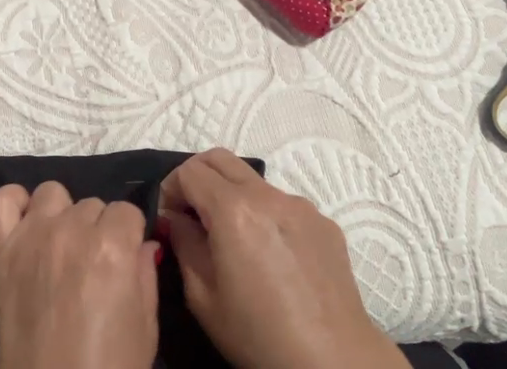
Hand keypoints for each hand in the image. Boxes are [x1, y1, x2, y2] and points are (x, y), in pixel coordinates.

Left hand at [0, 181, 160, 368]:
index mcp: (112, 245)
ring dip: (61, 214)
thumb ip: (145, 275)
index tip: (125, 258)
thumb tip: (143, 244)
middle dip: (98, 229)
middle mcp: (72, 229)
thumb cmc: (110, 366)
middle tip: (93, 265)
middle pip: (91, 204)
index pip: (127, 211)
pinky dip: (13, 204)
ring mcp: (32, 234)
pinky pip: (1, 201)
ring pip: (52, 193)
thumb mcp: (145, 327)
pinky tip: (25, 223)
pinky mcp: (1, 248)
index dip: (129, 235)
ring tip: (61, 247)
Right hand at [159, 149, 407, 368]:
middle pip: (221, 159)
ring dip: (233, 196)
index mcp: (234, 211)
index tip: (170, 218)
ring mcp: (302, 206)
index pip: (190, 170)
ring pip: (253, 181)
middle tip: (192, 214)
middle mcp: (268, 196)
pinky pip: (283, 204)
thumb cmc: (260, 335)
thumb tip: (175, 219)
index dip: (171, 189)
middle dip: (198, 177)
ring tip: (235, 241)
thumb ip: (183, 244)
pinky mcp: (325, 223)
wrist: (336, 364)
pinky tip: (270, 257)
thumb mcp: (203, 297)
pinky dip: (265, 216)